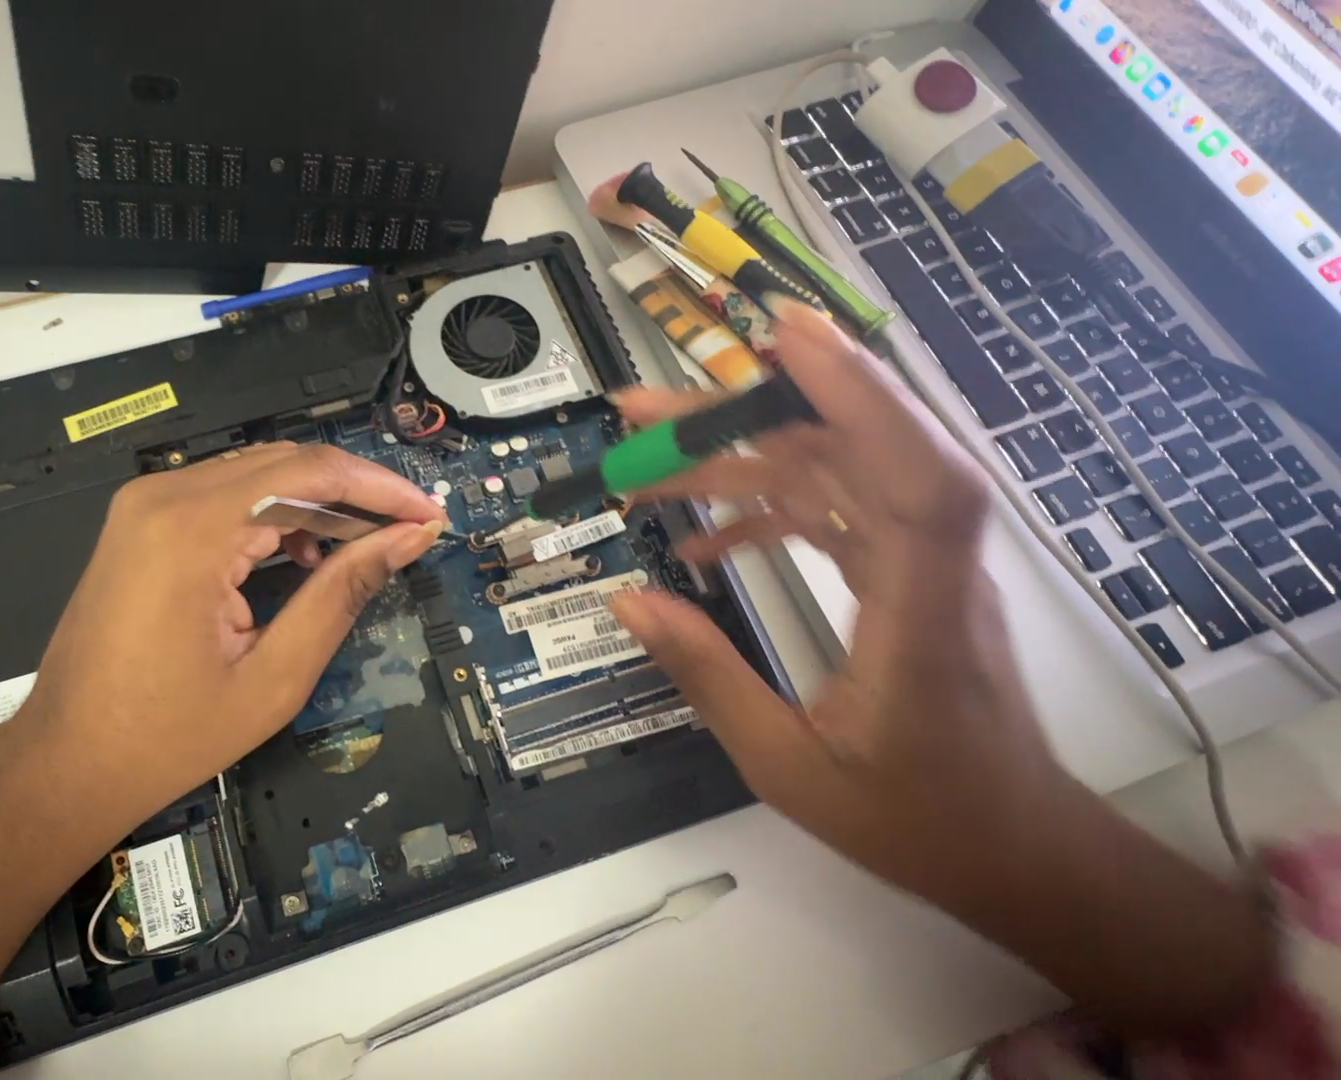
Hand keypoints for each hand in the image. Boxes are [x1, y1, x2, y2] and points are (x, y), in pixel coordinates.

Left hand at [18, 443, 444, 823]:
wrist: (68, 763)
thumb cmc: (169, 736)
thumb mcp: (274, 675)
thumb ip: (343, 594)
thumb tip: (406, 539)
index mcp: (191, 529)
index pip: (309, 472)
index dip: (379, 488)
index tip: (427, 513)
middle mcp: (162, 497)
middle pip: (284, 463)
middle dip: (352, 494)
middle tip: (403, 533)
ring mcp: (144, 505)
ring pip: (255, 475)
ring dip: (315, 503)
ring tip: (359, 549)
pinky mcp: (140, 522)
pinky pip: (222, 496)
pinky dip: (271, 515)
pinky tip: (299, 555)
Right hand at [606, 303, 1069, 900]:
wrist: (1013, 850)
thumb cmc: (912, 818)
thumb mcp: (786, 765)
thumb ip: (707, 676)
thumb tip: (627, 601)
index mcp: (921, 615)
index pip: (911, 474)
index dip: (857, 393)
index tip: (784, 337)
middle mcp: (932, 569)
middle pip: (849, 454)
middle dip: (741, 418)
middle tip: (642, 411)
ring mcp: (922, 567)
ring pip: (833, 476)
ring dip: (738, 460)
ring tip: (646, 467)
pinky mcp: (905, 576)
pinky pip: (832, 516)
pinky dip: (762, 514)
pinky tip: (702, 542)